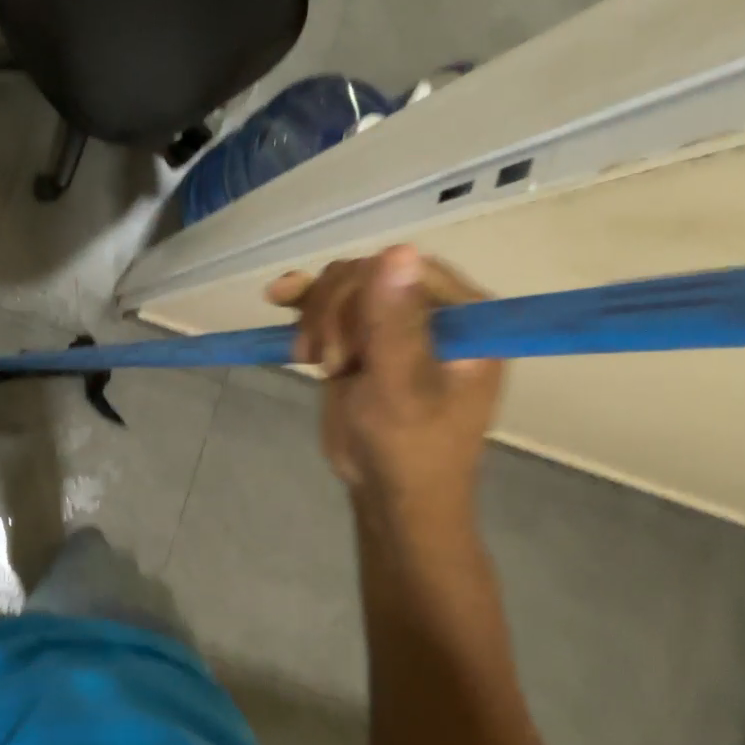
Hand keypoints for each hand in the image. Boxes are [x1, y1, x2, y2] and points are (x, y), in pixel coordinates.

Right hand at [265, 245, 503, 511]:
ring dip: (316, 317)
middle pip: (368, 274)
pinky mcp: (361, 339)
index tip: (342, 346)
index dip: (364, 294)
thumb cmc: (409, 449)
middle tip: (330, 362)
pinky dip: (303, 304)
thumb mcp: (401, 388)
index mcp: (466, 316)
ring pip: (342, 286)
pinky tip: (278, 297)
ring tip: (313, 359)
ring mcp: (393, 324)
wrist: (390, 493)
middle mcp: (434, 311)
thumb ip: (396, 322)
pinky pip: (328, 305)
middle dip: (335, 313)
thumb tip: (396, 251)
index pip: (408, 269)